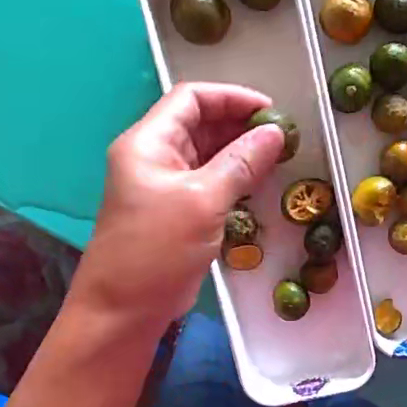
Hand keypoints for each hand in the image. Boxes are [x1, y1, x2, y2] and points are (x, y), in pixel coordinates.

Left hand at [75, 83, 285, 327]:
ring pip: (206, 153)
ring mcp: (164, 184)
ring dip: (240, 151)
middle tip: (281, 135)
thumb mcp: (203, 200)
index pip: (190, 98)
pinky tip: (261, 181)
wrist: (124, 309)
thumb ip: (241, 163)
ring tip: (278, 155)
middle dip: (239, 123)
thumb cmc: (157, 248)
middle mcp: (154, 156)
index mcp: (148, 142)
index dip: (231, 97)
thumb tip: (275, 133)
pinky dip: (234, 176)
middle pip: (199, 123)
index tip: (270, 110)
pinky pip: (208, 180)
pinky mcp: (176, 210)